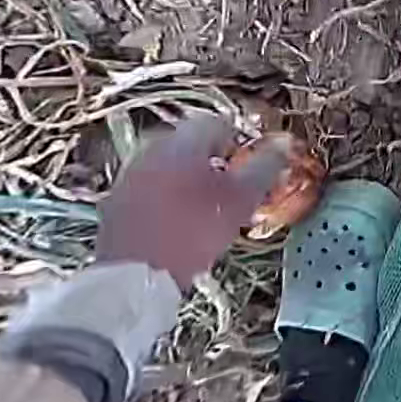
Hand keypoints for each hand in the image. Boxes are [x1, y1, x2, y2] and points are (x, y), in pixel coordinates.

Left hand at [96, 115, 283, 288]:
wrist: (135, 278)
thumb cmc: (195, 230)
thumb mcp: (243, 197)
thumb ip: (266, 165)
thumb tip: (284, 143)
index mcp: (179, 147)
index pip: (215, 122)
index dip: (240, 135)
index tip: (253, 155)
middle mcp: (149, 155)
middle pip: (189, 140)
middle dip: (215, 151)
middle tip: (236, 172)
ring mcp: (128, 179)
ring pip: (170, 161)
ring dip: (193, 169)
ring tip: (214, 193)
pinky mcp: (116, 203)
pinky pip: (153, 180)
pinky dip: (172, 186)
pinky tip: (187, 209)